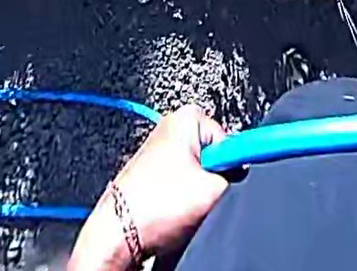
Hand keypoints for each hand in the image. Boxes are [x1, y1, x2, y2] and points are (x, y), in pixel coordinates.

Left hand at [69, 106, 227, 270]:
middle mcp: (172, 128)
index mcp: (189, 117)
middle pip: (213, 159)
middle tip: (199, 201)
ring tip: (181, 212)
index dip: (231, 169)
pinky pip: (179, 189)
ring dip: (195, 198)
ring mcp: (159, 152)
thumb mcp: (213, 190)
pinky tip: (171, 218)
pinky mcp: (150, 177)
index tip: (226, 185)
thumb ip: (237, 175)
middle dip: (211, 183)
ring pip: (196, 178)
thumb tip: (242, 175)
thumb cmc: (150, 208)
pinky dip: (180, 204)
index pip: (230, 141)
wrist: (114, 239)